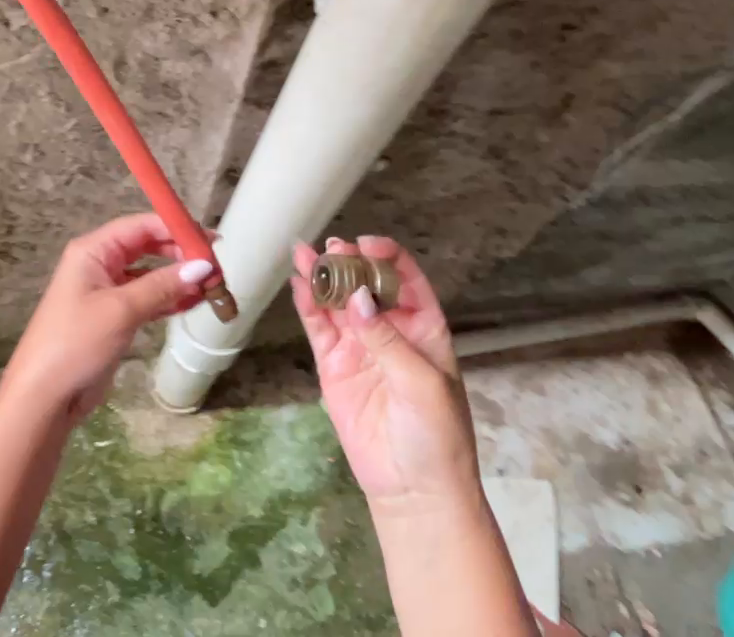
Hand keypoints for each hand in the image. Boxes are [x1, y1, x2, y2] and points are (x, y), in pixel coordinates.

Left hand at [2, 213, 214, 421]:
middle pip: (147, 246)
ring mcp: (106, 291)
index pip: (141, 226)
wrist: (45, 396)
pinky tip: (194, 303)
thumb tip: (203, 266)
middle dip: (181, 253)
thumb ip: (162, 285)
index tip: (212, 241)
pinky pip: (148, 298)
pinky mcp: (114, 317)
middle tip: (216, 266)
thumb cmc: (77, 342)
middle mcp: (99, 264)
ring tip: (213, 286)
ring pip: (150, 273)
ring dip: (179, 278)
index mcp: (93, 251)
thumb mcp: (121, 310)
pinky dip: (170, 299)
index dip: (176, 228)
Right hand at [290, 235, 479, 503]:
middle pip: (366, 284)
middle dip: (349, 261)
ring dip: (321, 276)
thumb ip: (386, 338)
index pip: (406, 279)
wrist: (413, 489)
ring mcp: (359, 347)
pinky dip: (307, 305)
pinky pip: (318, 328)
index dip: (387, 256)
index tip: (366, 245)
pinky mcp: (333, 365)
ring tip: (302, 253)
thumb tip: (355, 297)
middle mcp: (389, 330)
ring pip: (337, 301)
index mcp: (424, 327)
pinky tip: (297, 284)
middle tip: (330, 248)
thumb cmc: (436, 435)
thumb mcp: (422, 382)